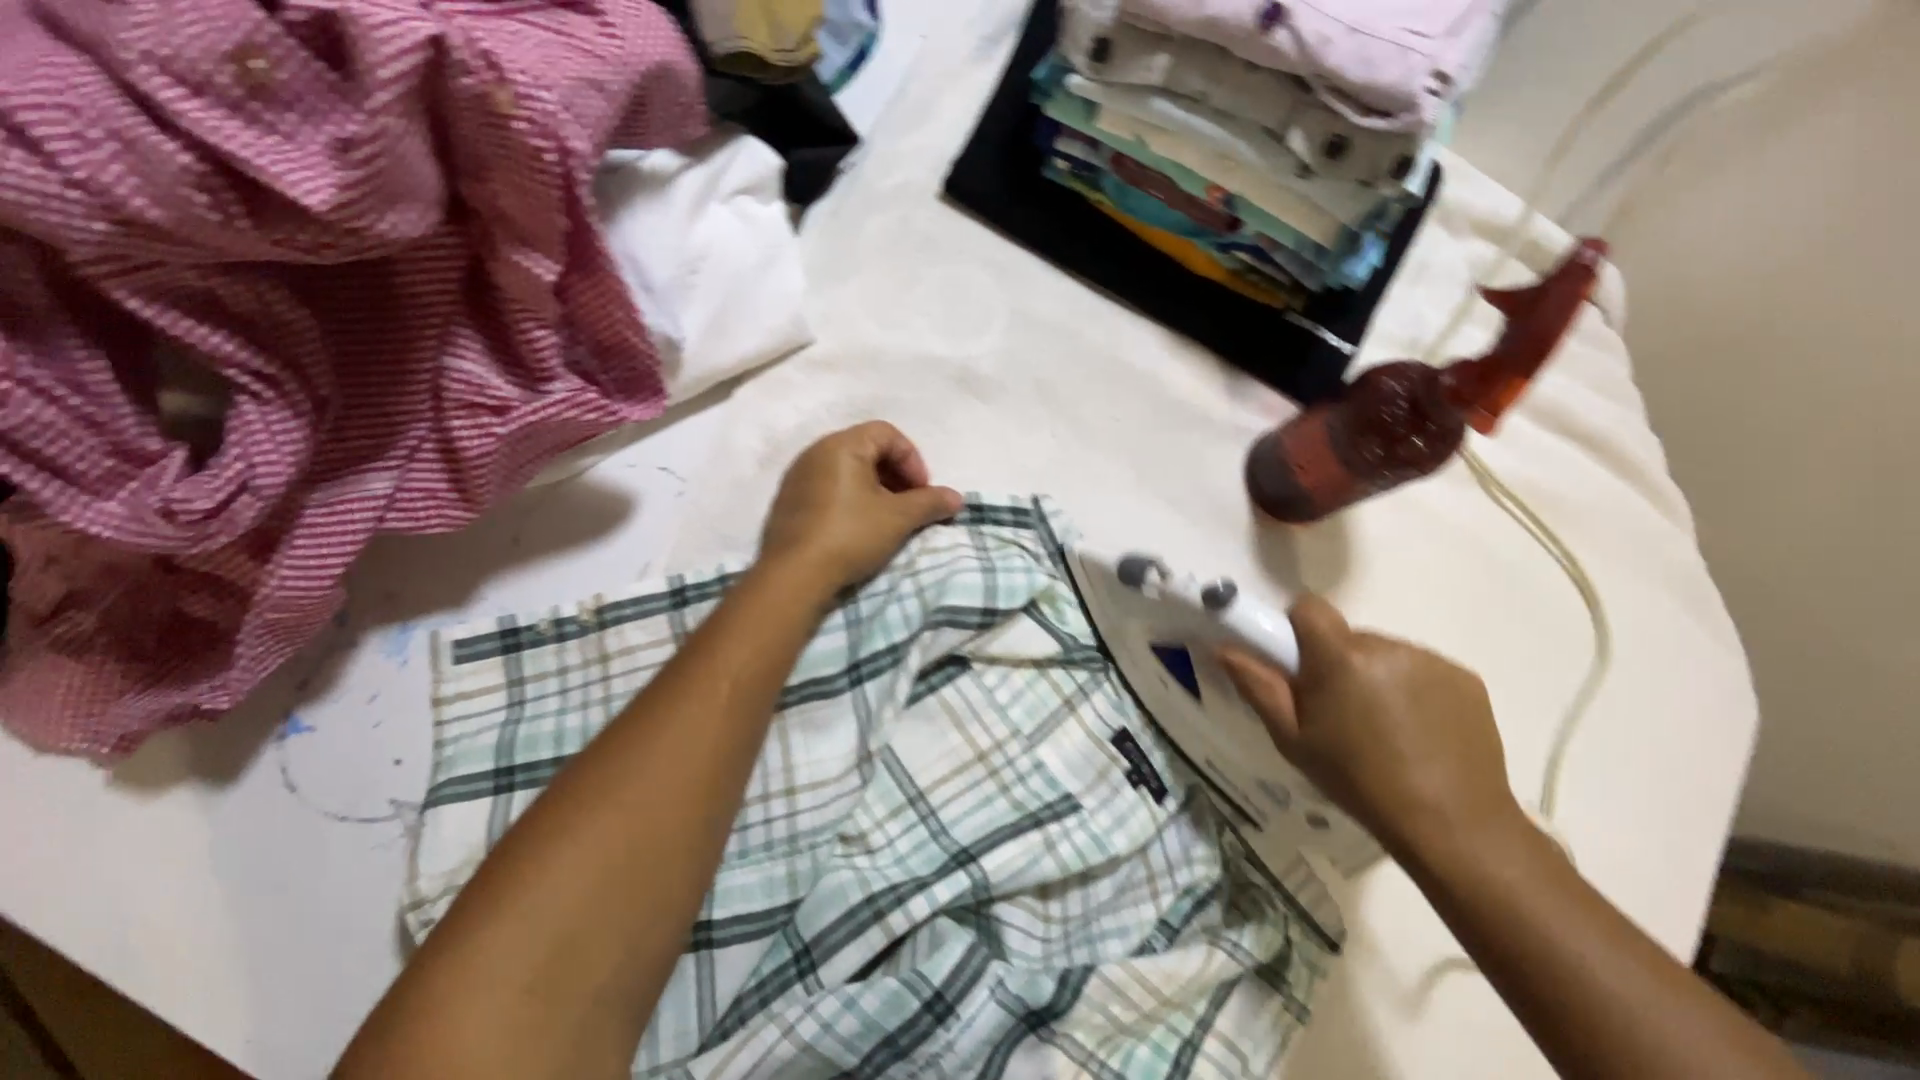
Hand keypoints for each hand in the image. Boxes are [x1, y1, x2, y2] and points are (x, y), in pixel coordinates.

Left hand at [758, 422, 964, 595]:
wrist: (793, 576)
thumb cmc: (850, 536)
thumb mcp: (898, 519)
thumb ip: (930, 503)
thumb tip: (957, 498)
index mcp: (841, 445)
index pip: (887, 433)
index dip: (912, 459)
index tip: (922, 492)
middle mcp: (814, 452)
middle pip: (866, 449)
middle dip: (895, 474)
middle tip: (909, 505)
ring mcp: (797, 477)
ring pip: (846, 471)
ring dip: (874, 489)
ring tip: (887, 520)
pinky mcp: (788, 503)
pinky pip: (827, 488)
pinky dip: (850, 500)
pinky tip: (857, 529)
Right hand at [1217, 596, 1522, 857]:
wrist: (1451, 822)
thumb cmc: (1357, 782)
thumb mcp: (1293, 740)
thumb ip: (1258, 687)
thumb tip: (1225, 647)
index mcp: (1340, 656)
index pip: (1308, 607)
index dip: (1296, 631)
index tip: (1299, 670)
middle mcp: (1387, 645)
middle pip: (1346, 638)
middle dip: (1337, 665)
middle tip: (1338, 716)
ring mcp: (1431, 660)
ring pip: (1384, 655)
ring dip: (1374, 679)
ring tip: (1382, 732)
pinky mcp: (1464, 678)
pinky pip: (1422, 672)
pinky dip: (1413, 693)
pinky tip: (1417, 735)